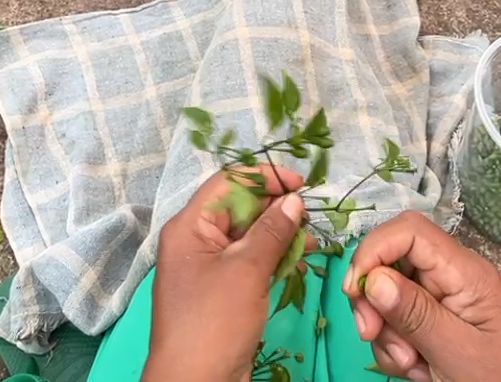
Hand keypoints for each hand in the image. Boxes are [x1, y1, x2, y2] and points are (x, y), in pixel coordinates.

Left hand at [144, 166, 307, 381]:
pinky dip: (273, 258)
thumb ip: (272, 231)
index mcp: (190, 226)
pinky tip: (299, 260)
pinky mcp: (221, 290)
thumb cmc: (214, 323)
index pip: (229, 183)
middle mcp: (195, 240)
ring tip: (311, 240)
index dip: (265, 178)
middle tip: (309, 215)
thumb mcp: (246, 271)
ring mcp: (208, 267)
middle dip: (276, 208)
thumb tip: (293, 200)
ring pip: (248, 236)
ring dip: (279, 235)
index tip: (299, 184)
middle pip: (240, 208)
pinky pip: (249, 261)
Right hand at [344, 212, 500, 381]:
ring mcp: (442, 302)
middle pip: (393, 262)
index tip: (354, 290)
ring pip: (390, 296)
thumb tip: (373, 278)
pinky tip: (416, 371)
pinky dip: (396, 349)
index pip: (411, 231)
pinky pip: (398, 324)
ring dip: (387, 333)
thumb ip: (416, 315)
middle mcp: (450, 277)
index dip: (375, 249)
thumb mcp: (459, 354)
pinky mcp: (435, 326)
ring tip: (412, 367)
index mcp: (464, 270)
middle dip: (375, 299)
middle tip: (370, 334)